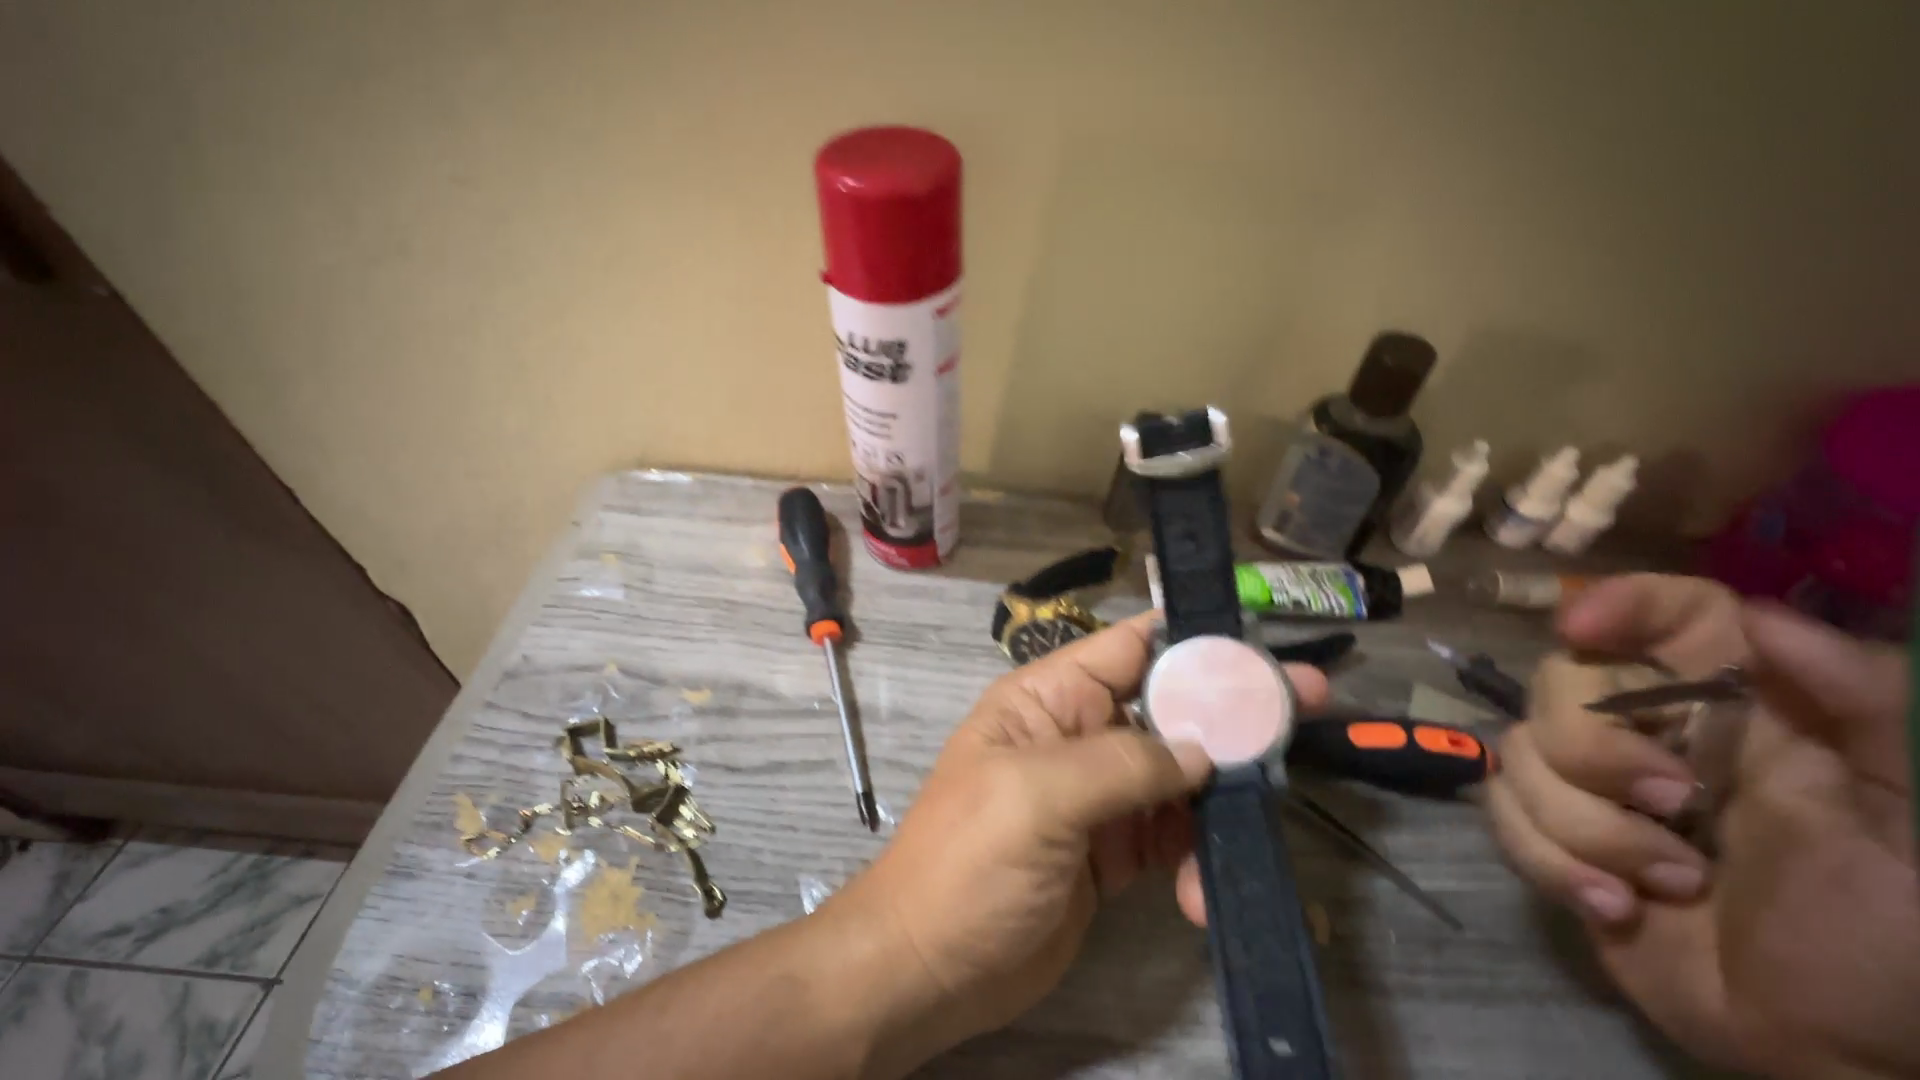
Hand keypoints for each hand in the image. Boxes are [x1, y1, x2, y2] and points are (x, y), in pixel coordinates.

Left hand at [830, 613, 1327, 1059]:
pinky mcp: (1113, 852)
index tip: (1260, 645)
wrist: (930, 968)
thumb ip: (1124, 763)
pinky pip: (1172, 838)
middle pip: (1168, 710)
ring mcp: (1098, 797)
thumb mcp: (1037, 796)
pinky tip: (1198, 896)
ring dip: (1218, 805)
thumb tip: (1202, 750)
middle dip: (1231, 715)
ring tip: (1251, 833)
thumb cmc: (969, 864)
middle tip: (1308, 707)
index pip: (1128, 648)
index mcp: (1047, 701)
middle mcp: (1077, 738)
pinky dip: (1195, 860)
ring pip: (1180, 778)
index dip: (1191, 641)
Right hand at [1484, 574, 1919, 1077]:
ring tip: (1670, 884)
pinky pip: (1501, 818)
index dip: (1621, 602)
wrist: (1835, 1047)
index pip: (1668, 614)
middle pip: (1557, 680)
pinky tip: (1617, 908)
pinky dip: (1553, 865)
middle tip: (1675, 806)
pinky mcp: (1552, 842)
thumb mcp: (1902, 813)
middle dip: (1596, 749)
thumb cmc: (1889, 930)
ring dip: (1590, 830)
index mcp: (1736, 711)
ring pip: (1519, 756)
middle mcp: (1649, 733)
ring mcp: (1591, 789)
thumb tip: (1758, 618)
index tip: (1583, 629)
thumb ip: (1857, 704)